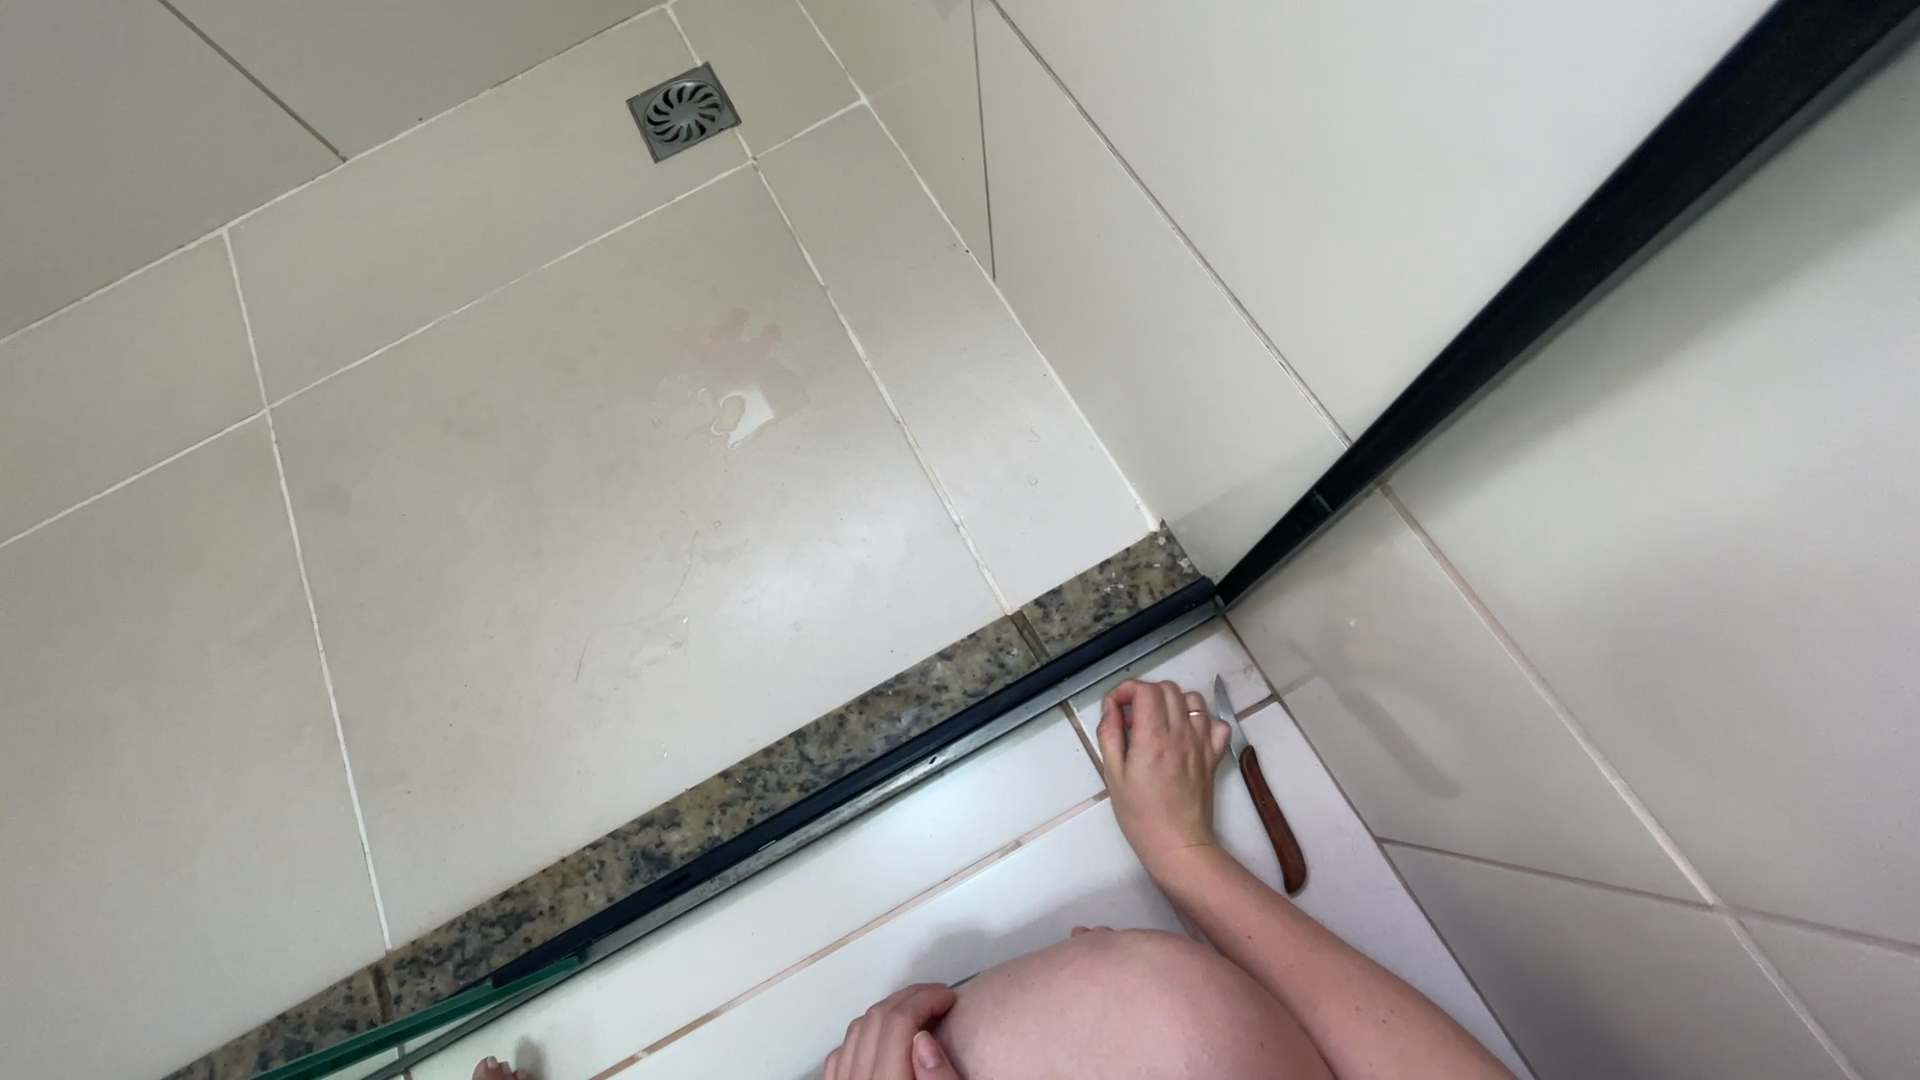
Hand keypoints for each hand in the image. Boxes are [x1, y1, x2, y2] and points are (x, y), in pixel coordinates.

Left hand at [824, 983, 960, 1079]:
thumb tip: (924, 1038)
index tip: (950, 998)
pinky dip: (861, 1037)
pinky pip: (839, 1056)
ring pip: (855, 1030)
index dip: (926, 999)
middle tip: (938, 996)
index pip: (898, 1023)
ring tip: (917, 1013)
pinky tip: (882, 1041)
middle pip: (876, 1020)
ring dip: (886, 1011)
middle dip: (910, 997)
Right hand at [1098, 680, 1231, 880]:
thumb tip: (1111, 707)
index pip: (1145, 690)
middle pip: (1168, 688)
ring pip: (1193, 699)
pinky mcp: (1214, 755)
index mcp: (1152, 738)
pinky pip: (1216, 723)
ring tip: (1158, 720)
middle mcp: (1180, 734)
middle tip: (1132, 714)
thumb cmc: (1139, 814)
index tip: (1115, 706)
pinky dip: (1201, 719)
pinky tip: (1186, 733)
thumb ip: (1110, 735)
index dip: (1126, 689)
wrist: (1178, 845)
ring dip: (1173, 701)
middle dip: (1146, 692)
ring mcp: (1201, 743)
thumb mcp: (1113, 775)